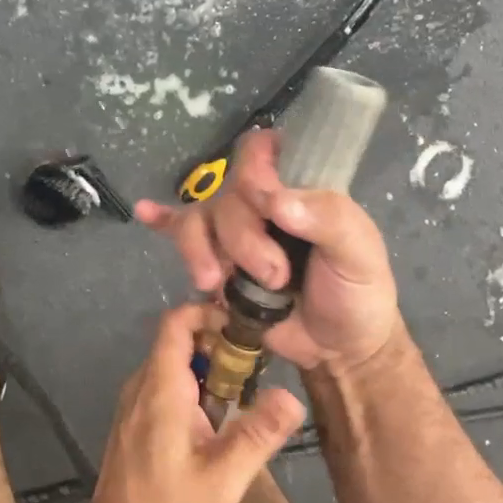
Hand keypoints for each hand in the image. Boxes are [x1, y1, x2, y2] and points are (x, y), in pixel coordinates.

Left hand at [84, 305, 306, 502]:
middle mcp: (142, 387)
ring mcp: (135, 404)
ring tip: (242, 399)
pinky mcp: (135, 421)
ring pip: (174, 366)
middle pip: (179, 342)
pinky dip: (193, 391)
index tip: (244, 330)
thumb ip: (258, 434)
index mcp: (161, 389)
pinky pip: (165, 388)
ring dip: (208, 372)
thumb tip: (292, 396)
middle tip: (255, 372)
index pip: (176, 322)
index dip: (209, 313)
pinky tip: (216, 425)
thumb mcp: (224, 478)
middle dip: (218, 347)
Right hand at [136, 130, 400, 369]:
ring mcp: (232, 235)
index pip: (262, 154)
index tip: (268, 206)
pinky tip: (143, 212)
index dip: (256, 174)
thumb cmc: (358, 292)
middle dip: (243, 240)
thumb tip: (275, 200)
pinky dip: (161, 221)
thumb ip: (327, 219)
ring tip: (212, 283)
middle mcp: (259, 203)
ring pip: (197, 221)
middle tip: (276, 277)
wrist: (340, 348)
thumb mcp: (359, 252)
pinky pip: (179, 233)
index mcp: (297, 186)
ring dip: (199, 250)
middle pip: (226, 197)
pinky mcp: (215, 265)